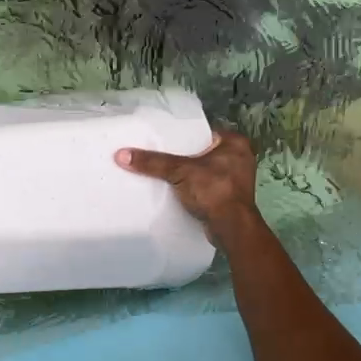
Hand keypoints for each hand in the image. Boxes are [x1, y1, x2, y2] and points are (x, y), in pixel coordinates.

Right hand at [115, 129, 259, 233]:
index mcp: (235, 143)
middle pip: (202, 151)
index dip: (183, 135)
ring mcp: (237, 179)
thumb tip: (121, 154)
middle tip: (160, 154)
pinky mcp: (230, 197)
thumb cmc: (213, 190)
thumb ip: (153, 162)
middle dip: (184, 156)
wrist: (231, 229)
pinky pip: (207, 186)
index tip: (163, 138)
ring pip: (205, 170)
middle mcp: (240, 157)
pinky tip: (176, 189)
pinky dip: (194, 188)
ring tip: (164, 171)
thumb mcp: (180, 171)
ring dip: (189, 174)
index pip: (203, 132)